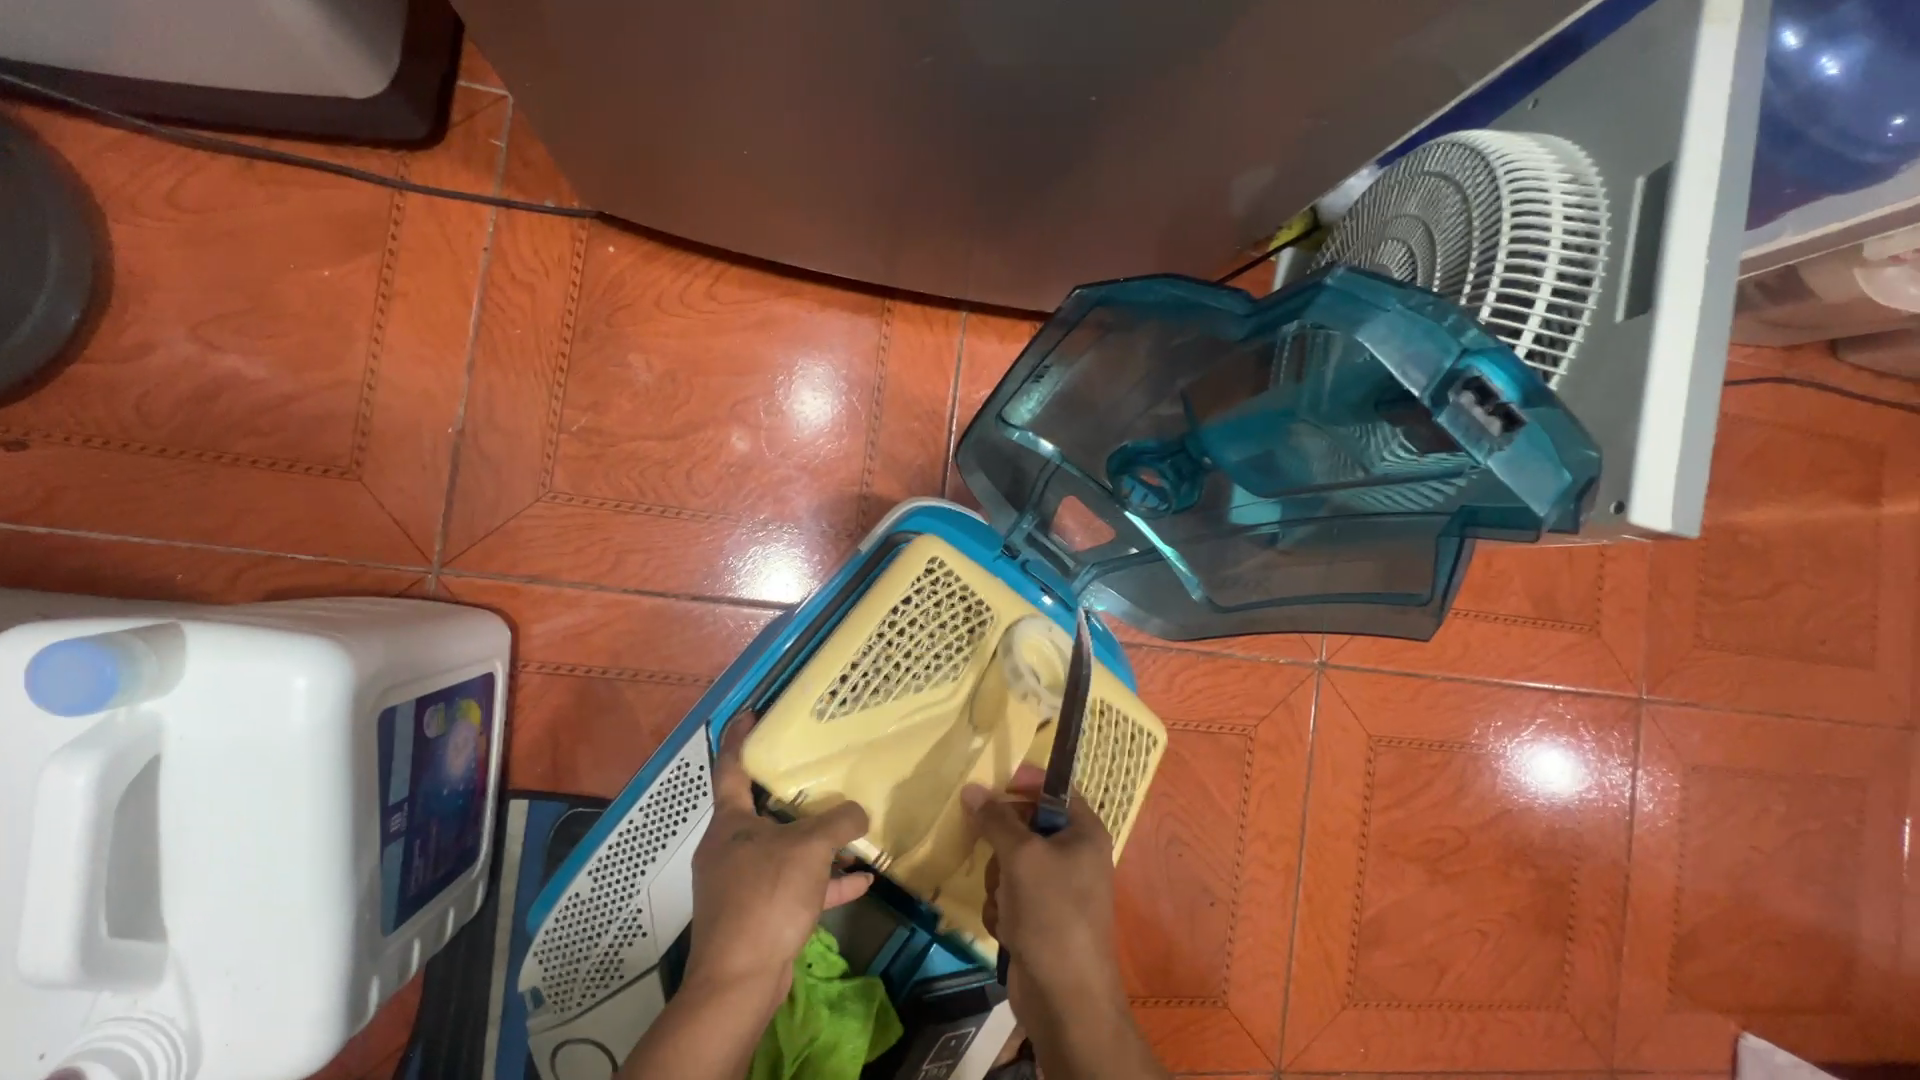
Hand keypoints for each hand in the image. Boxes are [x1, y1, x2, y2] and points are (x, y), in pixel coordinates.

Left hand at [685, 714, 873, 1015]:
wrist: (739, 979)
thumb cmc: (765, 897)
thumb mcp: (808, 849)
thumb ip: (838, 823)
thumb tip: (859, 812)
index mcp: (730, 822)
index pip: (730, 767)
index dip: (739, 737)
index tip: (751, 713)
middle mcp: (729, 848)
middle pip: (761, 811)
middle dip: (791, 796)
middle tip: (820, 774)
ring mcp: (741, 884)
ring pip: (782, 851)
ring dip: (816, 843)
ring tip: (853, 831)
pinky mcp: (757, 915)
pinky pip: (795, 887)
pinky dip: (824, 882)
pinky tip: (861, 879)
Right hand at [963, 777, 1166, 1079]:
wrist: (1065, 997)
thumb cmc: (1052, 913)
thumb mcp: (1021, 856)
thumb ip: (995, 819)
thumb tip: (971, 789)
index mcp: (1084, 832)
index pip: (1054, 789)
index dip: (1024, 782)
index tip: (989, 783)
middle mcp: (1073, 856)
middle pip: (1025, 827)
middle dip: (1002, 846)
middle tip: (997, 858)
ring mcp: (1055, 890)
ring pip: (1008, 863)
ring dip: (998, 883)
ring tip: (1006, 904)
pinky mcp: (1037, 919)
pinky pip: (1007, 896)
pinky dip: (1001, 909)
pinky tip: (1007, 929)